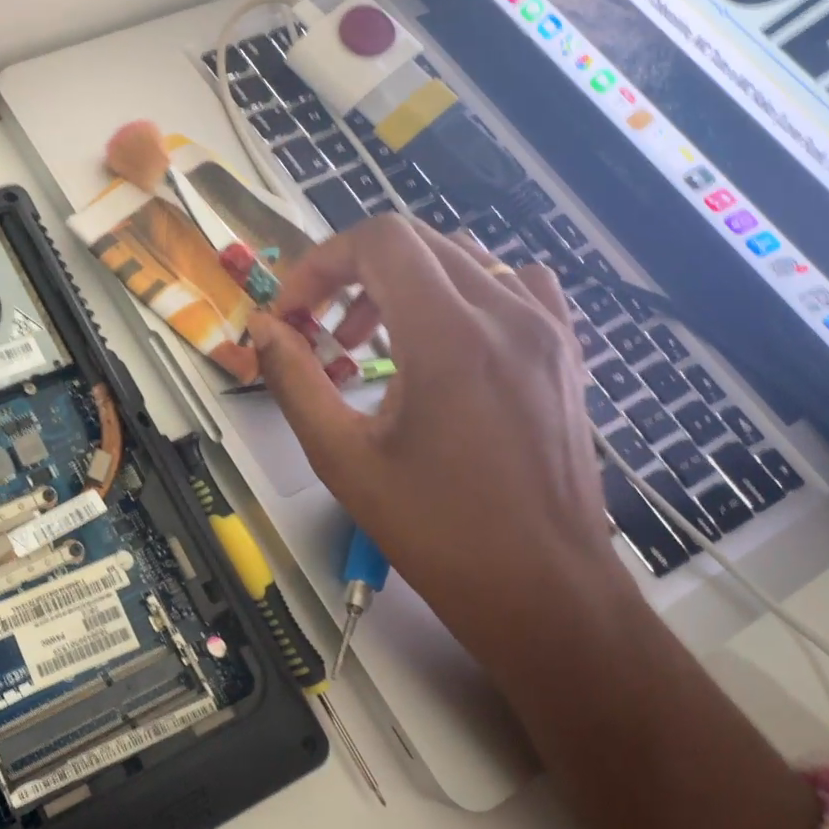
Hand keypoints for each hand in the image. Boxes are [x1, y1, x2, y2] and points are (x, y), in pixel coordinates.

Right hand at [249, 215, 627, 647]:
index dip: (320, 264)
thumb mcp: (340, 456)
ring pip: (463, 258)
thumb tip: (263, 327)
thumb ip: (294, 379)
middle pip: (417, 242)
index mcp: (449, 337)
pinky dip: (463, 292)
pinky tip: (441, 340)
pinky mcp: (565, 353)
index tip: (292, 316)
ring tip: (369, 341)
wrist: (542, 587)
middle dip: (350, 272)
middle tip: (317, 329)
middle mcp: (506, 315)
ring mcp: (546, 330)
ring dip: (401, 282)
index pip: (380, 241)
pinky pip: (514, 285)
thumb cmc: (432, 528)